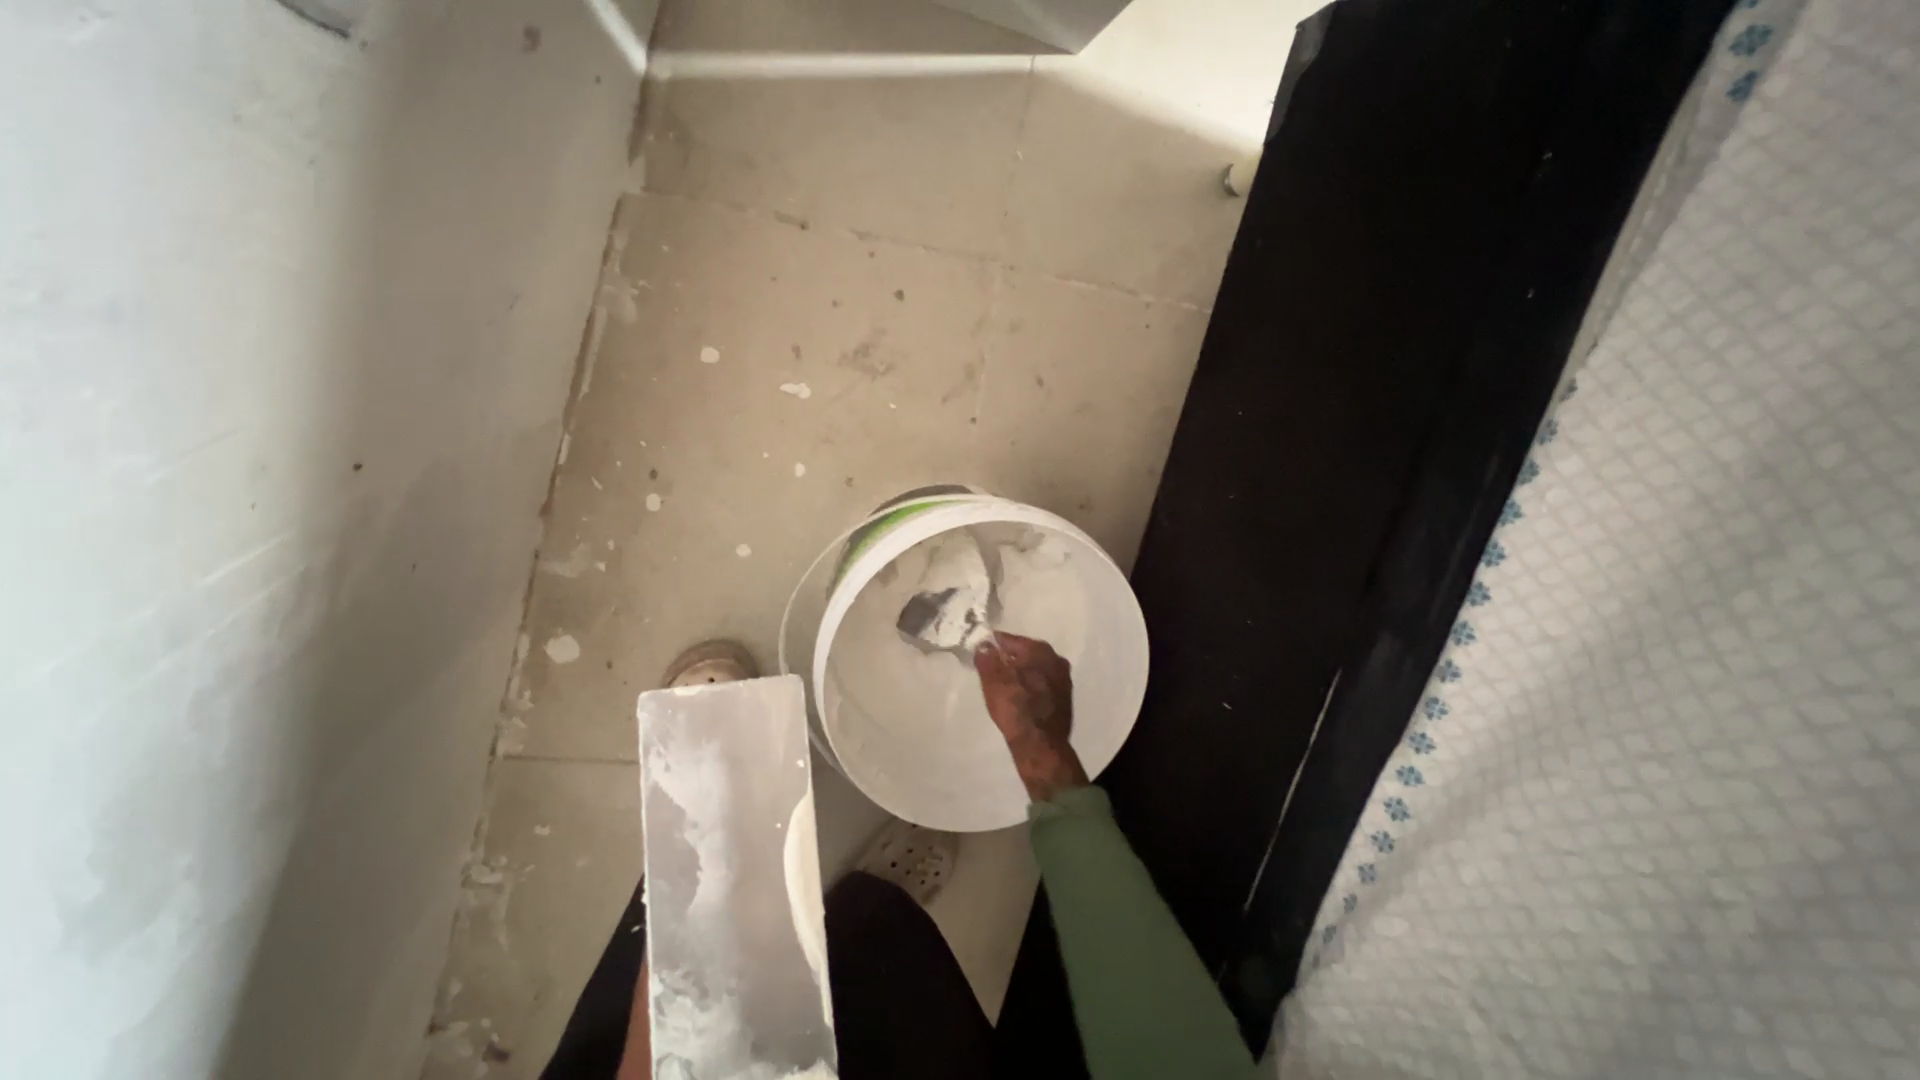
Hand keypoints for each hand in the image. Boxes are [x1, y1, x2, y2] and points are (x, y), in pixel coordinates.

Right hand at [973, 633, 1088, 801]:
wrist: (1041, 744)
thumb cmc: (1015, 708)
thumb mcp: (993, 681)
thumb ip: (987, 658)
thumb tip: (984, 644)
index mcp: (1040, 650)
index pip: (1010, 640)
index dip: (993, 645)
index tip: (981, 651)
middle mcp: (1056, 659)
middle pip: (1026, 654)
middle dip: (1009, 659)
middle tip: (991, 668)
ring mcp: (1064, 679)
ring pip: (1036, 669)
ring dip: (1021, 673)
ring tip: (1004, 684)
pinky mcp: (1065, 698)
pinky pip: (1042, 685)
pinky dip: (1031, 687)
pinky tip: (1020, 697)